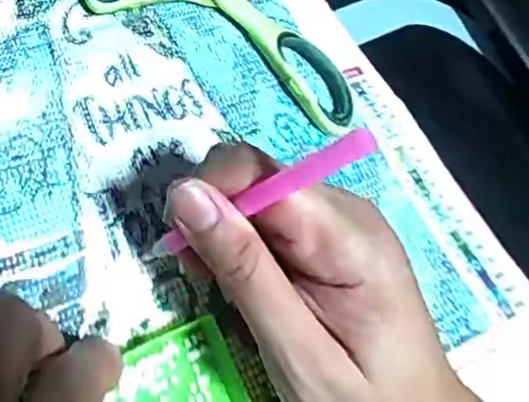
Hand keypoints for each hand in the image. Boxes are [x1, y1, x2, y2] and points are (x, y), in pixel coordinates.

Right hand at [164, 143, 475, 401]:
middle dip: (213, 211)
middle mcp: (343, 205)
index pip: (260, 171)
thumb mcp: (301, 356)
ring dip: (224, 229)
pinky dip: (242, 241)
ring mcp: (337, 216)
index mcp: (348, 232)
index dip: (210, 191)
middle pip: (254, 174)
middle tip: (199, 273)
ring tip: (221, 285)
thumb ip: (244, 271)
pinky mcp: (327, 231)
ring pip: (255, 191)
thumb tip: (183, 191)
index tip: (180, 241)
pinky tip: (242, 280)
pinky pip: (269, 214)